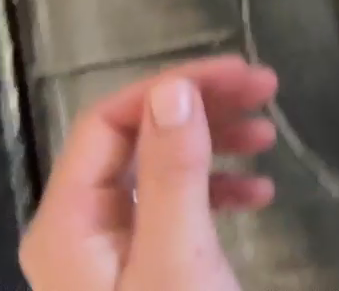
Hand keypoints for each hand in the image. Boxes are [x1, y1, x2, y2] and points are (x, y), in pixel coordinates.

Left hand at [19, 56, 277, 290]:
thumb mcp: (178, 253)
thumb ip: (172, 171)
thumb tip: (174, 89)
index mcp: (68, 224)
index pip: (110, 122)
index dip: (176, 86)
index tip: (243, 75)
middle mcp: (80, 228)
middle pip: (137, 137)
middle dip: (204, 106)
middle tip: (269, 88)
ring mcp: (110, 248)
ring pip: (160, 165)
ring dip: (218, 140)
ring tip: (270, 136)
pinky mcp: (143, 263)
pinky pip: (178, 202)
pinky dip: (222, 184)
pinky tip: (260, 191)